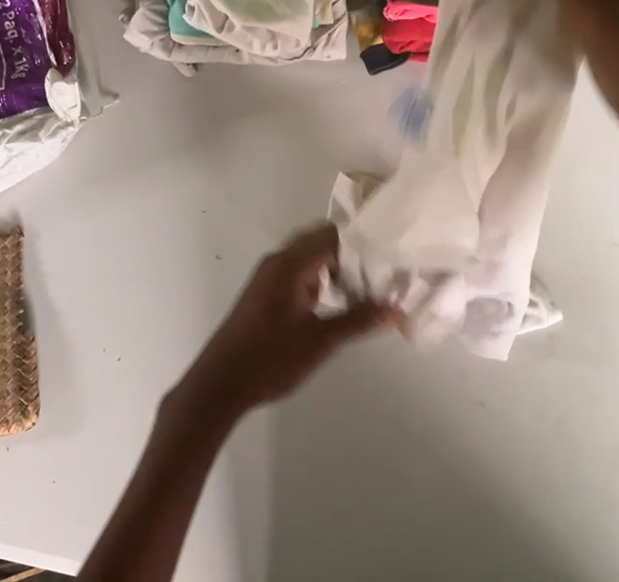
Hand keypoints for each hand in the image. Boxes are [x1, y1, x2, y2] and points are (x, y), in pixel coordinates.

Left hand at [171, 225, 395, 421]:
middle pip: (320, 243)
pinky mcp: (264, 293)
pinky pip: (298, 274)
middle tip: (381, 279)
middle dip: (351, 257)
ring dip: (335, 270)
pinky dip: (319, 281)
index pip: (333, 237)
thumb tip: (397, 309)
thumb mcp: (321, 341)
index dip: (362, 247)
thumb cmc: (271, 358)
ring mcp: (268, 276)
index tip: (389, 264)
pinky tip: (336, 305)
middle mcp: (278, 261)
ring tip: (365, 294)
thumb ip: (359, 320)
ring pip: (309, 259)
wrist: (220, 382)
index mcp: (290, 264)